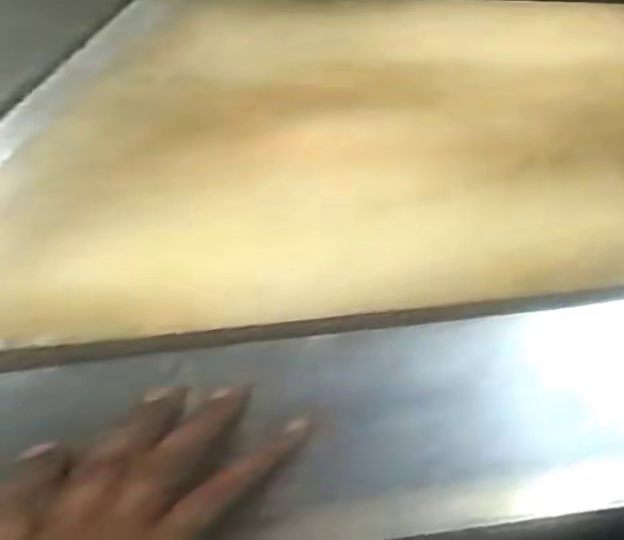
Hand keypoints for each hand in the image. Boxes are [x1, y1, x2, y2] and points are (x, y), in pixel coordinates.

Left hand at [0, 388, 307, 539]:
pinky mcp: (0, 538)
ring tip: (157, 395)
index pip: (222, 491)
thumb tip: (238, 525)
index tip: (304, 420)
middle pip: (163, 462)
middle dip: (200, 422)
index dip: (266, 455)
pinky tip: (48, 447)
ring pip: (94, 467)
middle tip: (229, 386)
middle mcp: (109, 525)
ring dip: (129, 429)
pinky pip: (11, 502)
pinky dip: (31, 473)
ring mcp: (47, 530)